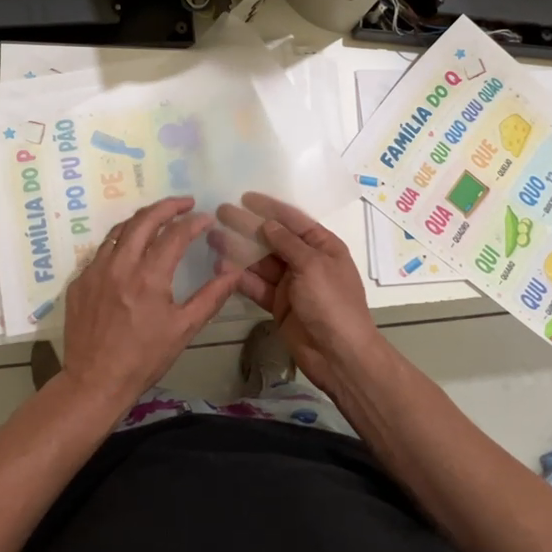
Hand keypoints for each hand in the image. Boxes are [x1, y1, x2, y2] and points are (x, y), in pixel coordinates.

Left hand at [60, 197, 239, 405]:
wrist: (94, 382)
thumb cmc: (144, 359)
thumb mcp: (184, 329)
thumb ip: (210, 297)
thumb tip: (235, 273)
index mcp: (149, 276)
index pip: (175, 234)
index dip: (193, 222)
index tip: (206, 218)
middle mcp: (120, 265)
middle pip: (144, 220)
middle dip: (167, 206)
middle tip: (184, 203)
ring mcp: (95, 271)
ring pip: (119, 231)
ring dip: (141, 220)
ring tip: (158, 219)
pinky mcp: (79, 282)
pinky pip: (101, 252)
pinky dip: (120, 243)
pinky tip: (129, 251)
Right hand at [211, 192, 382, 396]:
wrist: (339, 355)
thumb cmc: (332, 303)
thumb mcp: (313, 266)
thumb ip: (288, 243)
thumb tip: (268, 223)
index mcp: (323, 246)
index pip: (293, 220)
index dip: (270, 208)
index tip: (245, 197)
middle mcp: (306, 261)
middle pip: (273, 239)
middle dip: (247, 226)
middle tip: (220, 213)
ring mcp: (291, 284)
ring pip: (260, 262)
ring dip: (238, 250)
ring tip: (212, 238)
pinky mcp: (278, 305)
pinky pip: (256, 285)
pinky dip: (239, 277)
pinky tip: (220, 267)